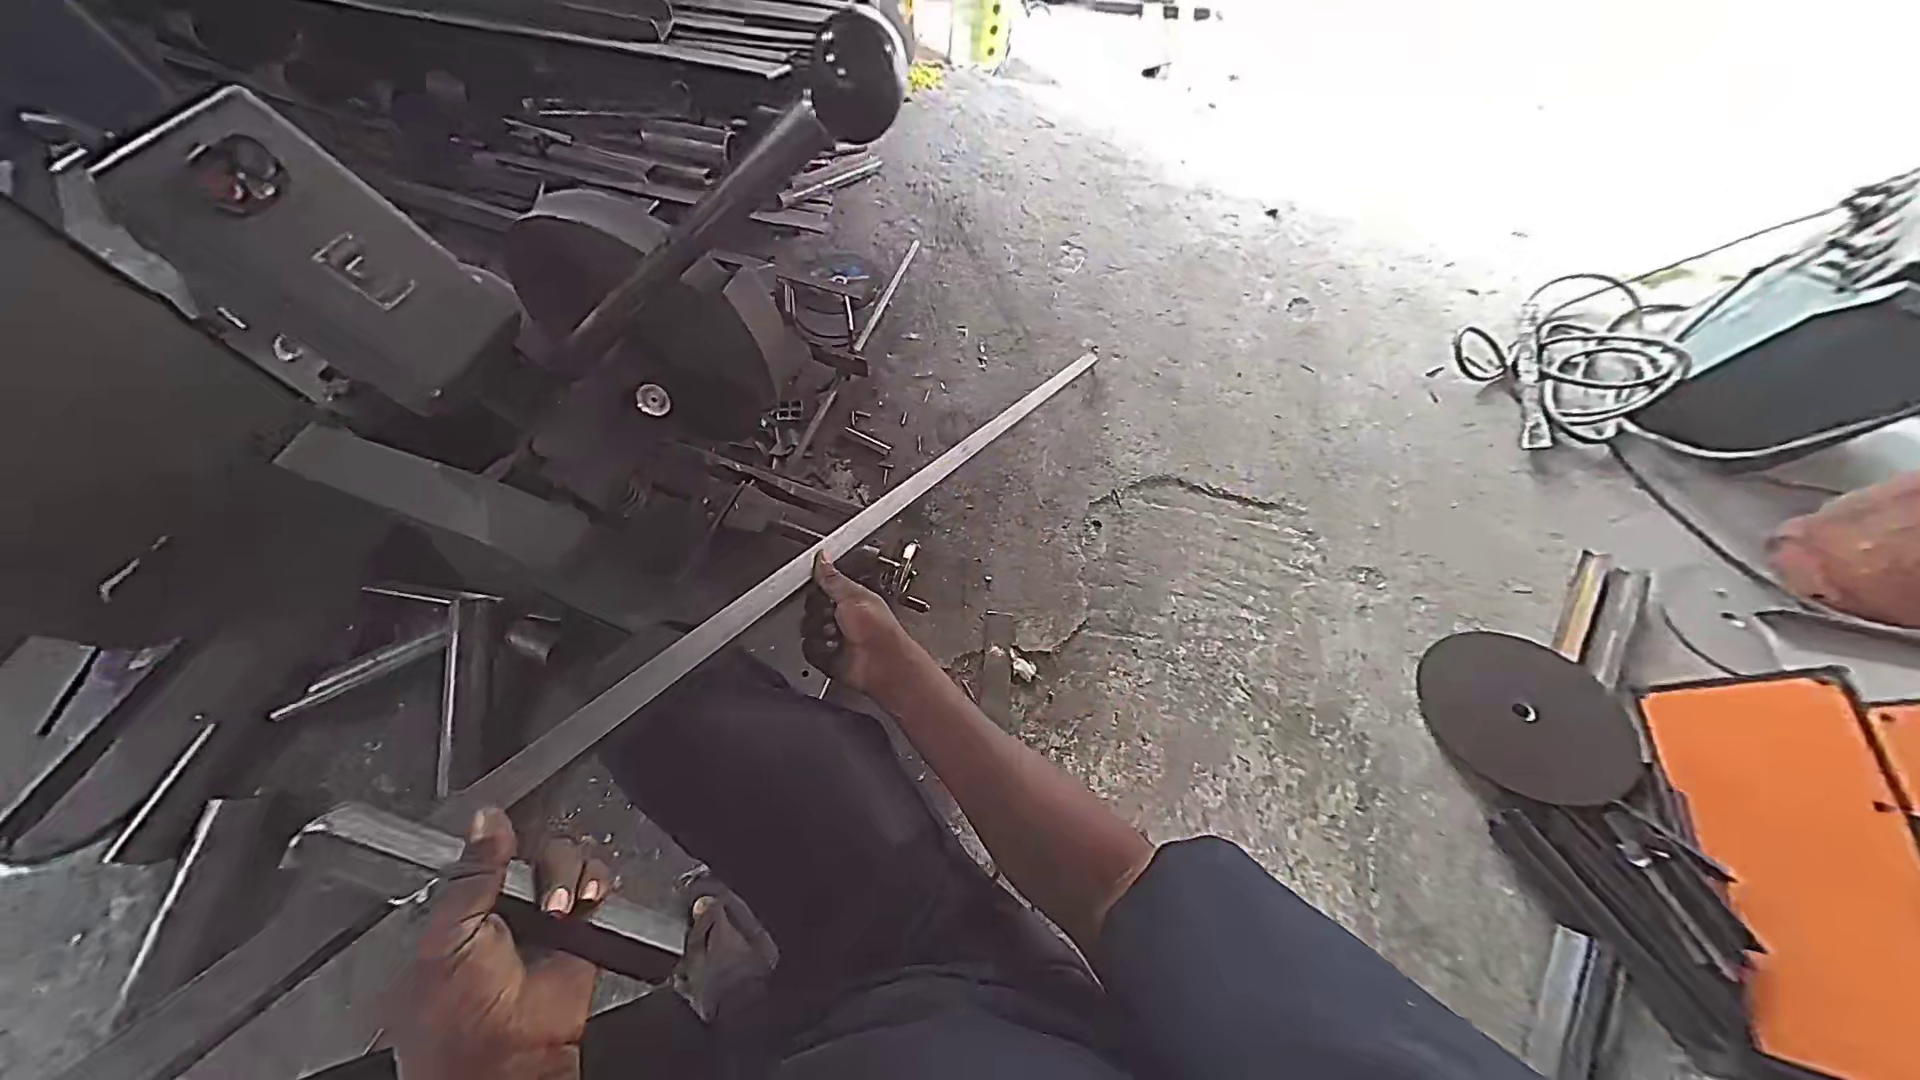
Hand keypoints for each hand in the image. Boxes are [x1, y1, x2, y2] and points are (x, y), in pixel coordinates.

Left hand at [390, 809, 613, 1079]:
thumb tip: (486, 819)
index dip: (508, 836)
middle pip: (540, 846)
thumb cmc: (458, 1020)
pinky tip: (587, 899)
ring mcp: (547, 912)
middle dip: (548, 863)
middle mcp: (509, 903)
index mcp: (466, 904)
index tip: (517, 835)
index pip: (493, 847)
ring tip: (565, 907)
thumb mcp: (449, 939)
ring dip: (573, 873)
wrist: (510, 1058)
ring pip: (572, 856)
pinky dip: (598, 880)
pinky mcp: (582, 922)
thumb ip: (471, 877)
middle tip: (544, 894)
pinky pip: (598, 879)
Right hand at [803, 550, 917, 695]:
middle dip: (820, 612)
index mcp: (850, 598)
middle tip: (834, 615)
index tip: (819, 592)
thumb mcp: (854, 596)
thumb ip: (834, 578)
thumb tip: (823, 558)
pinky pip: (809, 648)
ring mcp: (833, 636)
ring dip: (821, 631)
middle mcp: (841, 616)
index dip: (818, 590)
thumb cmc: (879, 629)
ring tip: (837, 634)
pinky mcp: (826, 655)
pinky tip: (835, 647)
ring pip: (807, 628)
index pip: (822, 587)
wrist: (881, 662)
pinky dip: (820, 648)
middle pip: (811, 608)